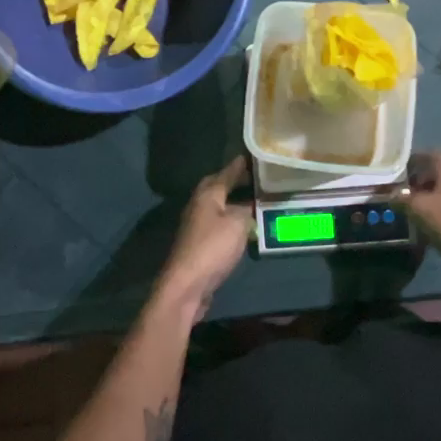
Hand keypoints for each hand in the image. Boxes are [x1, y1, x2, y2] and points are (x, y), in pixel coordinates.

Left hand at [158, 156, 253, 319]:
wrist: (187, 284)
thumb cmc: (213, 247)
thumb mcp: (237, 224)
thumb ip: (246, 210)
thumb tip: (250, 204)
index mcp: (208, 194)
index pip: (226, 173)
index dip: (238, 166)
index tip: (250, 156)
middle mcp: (198, 204)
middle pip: (216, 187)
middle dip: (233, 181)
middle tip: (253, 178)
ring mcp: (196, 225)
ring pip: (216, 205)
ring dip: (232, 201)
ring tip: (252, 200)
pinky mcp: (198, 243)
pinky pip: (217, 223)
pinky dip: (230, 219)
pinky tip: (242, 226)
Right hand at [402, 150, 440, 285]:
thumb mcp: (419, 209)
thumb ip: (402, 198)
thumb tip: (389, 192)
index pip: (428, 154)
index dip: (411, 162)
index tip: (397, 173)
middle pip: (438, 169)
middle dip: (420, 179)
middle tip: (404, 192)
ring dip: (431, 193)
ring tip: (416, 207)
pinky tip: (433, 219)